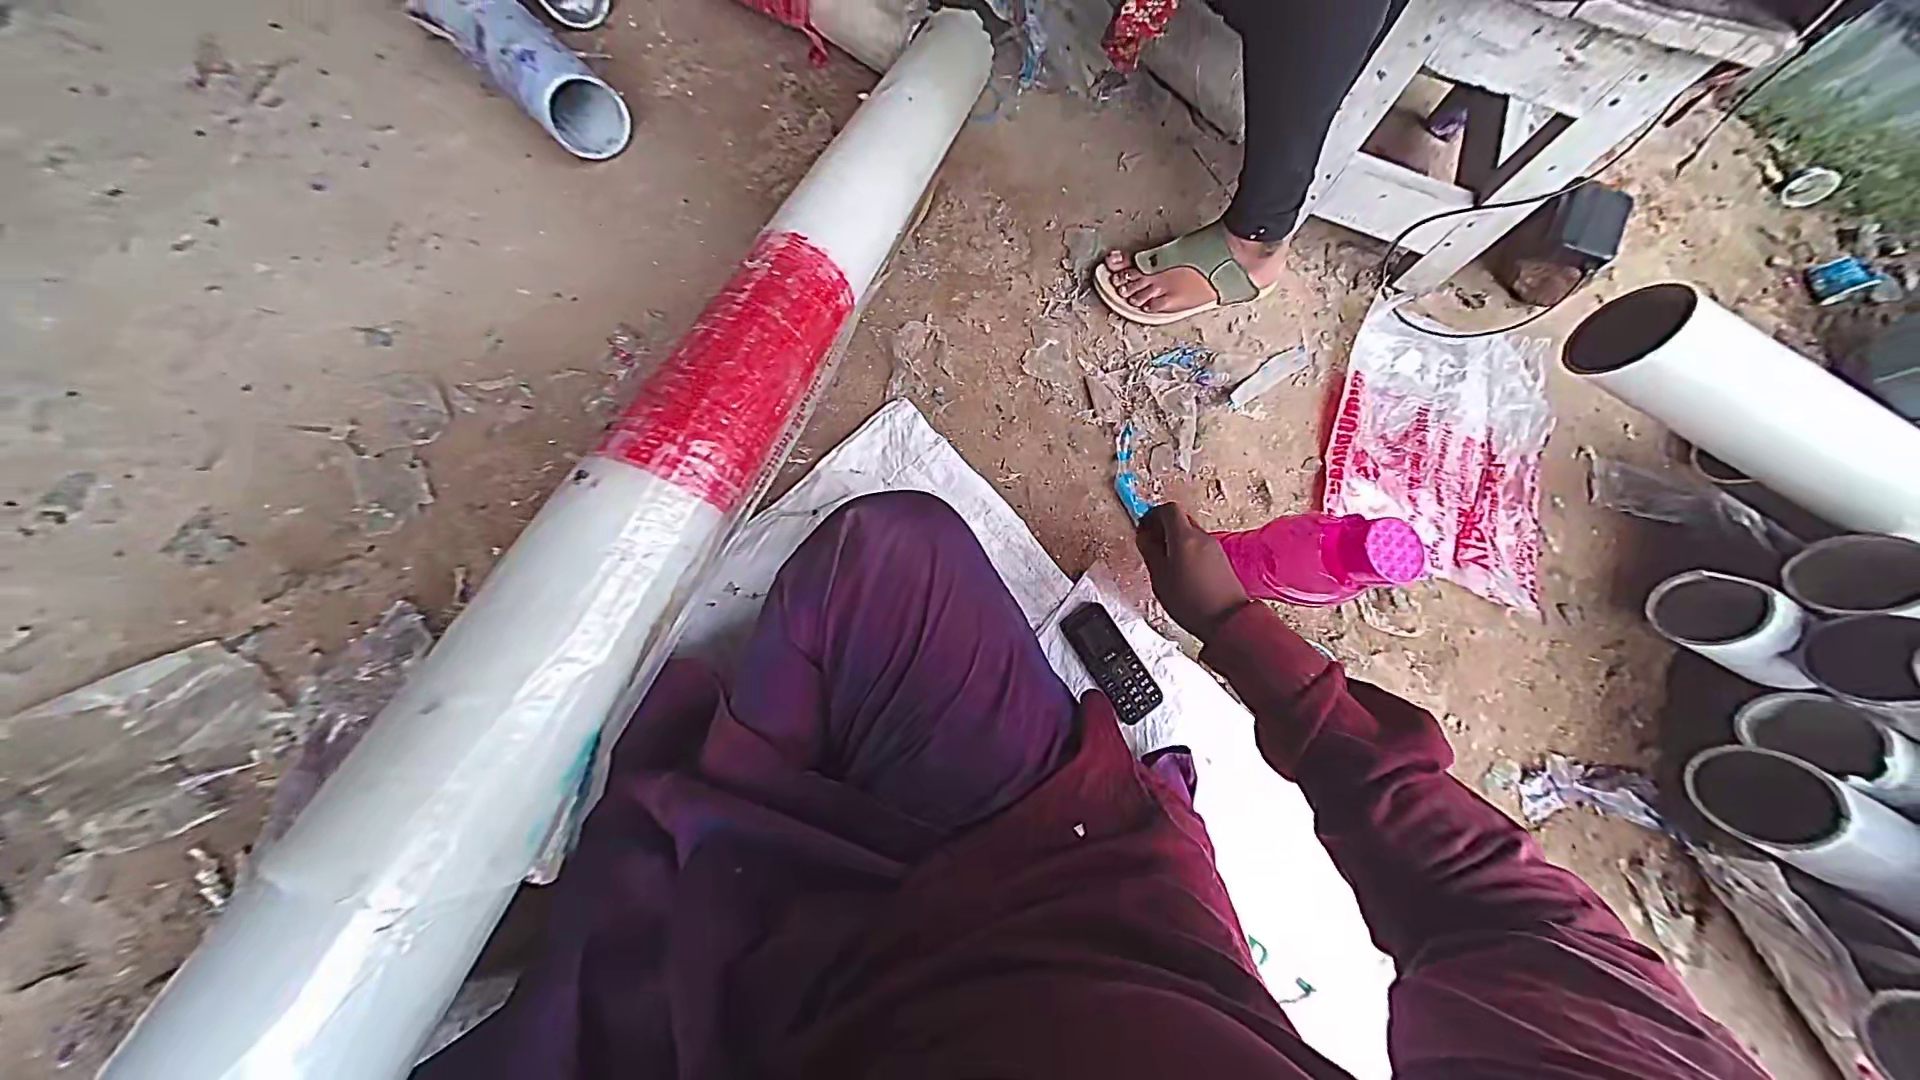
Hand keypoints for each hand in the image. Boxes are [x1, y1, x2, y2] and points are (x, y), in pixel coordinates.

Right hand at [1135, 503, 1250, 642]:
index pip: (1168, 509)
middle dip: (1163, 526)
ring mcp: (1214, 548)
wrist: (1227, 620)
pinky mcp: (1222, 560)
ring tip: (1164, 560)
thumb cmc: (1190, 601)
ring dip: (1175, 539)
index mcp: (1184, 537)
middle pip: (1180, 519)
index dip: (1152, 515)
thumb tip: (1143, 535)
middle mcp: (1202, 538)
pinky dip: (1187, 550)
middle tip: (1150, 542)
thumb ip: (1149, 550)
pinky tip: (1180, 571)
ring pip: (1190, 533)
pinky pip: (1199, 546)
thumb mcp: (1159, 576)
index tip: (1143, 526)